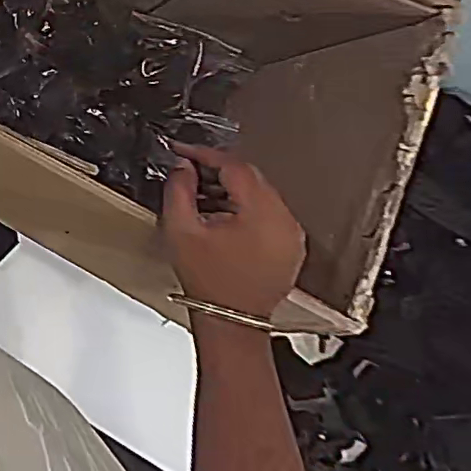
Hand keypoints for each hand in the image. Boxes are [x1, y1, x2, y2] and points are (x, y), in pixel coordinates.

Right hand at [161, 143, 304, 318]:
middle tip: (188, 169)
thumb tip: (183, 166)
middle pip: (250, 176)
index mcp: (261, 213)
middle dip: (217, 169)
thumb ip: (179, 189)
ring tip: (200, 194)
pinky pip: (267, 212)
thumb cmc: (207, 280)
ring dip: (230, 188)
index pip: (234, 166)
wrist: (231, 320)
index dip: (205, 154)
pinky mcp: (290, 245)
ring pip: (259, 193)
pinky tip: (219, 214)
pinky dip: (244, 206)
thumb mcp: (181, 229)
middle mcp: (284, 219)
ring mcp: (291, 233)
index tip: (182, 150)